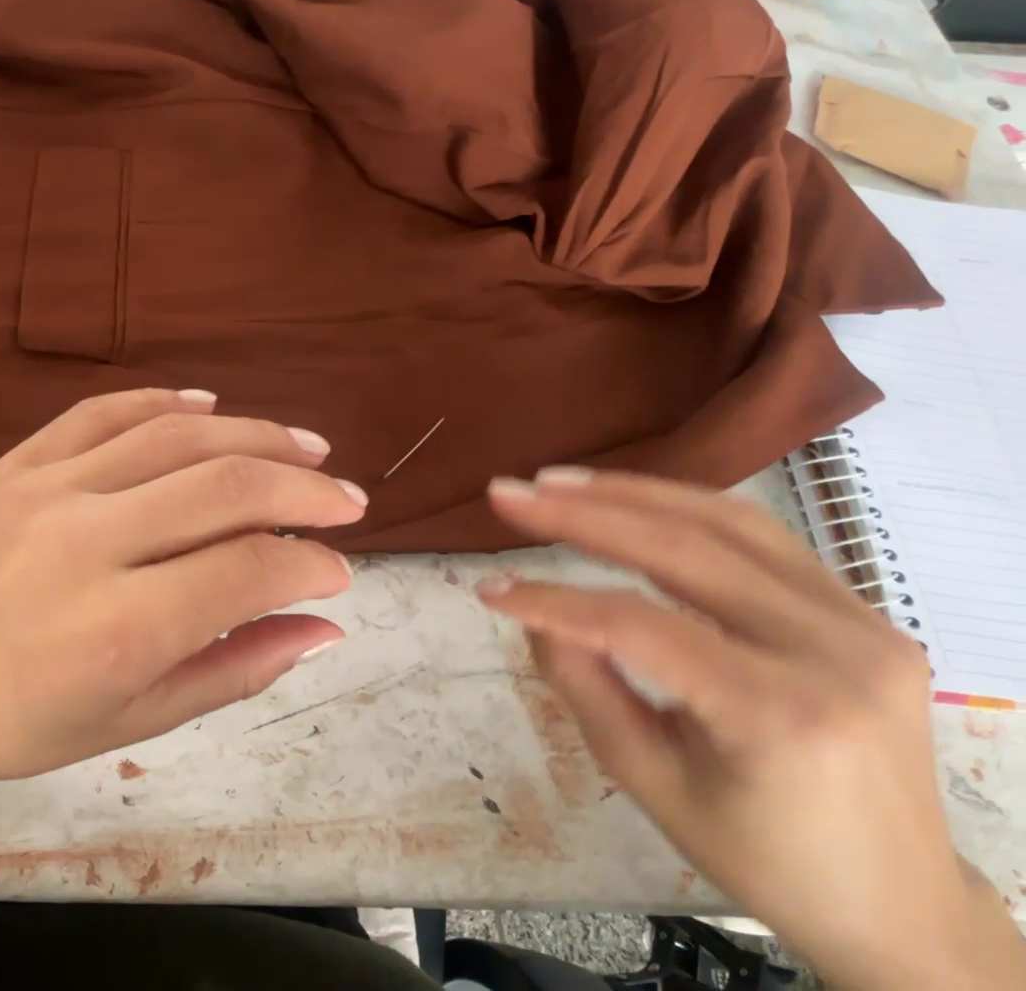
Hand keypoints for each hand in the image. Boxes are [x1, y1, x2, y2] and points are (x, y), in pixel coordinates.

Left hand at [0, 389, 364, 796]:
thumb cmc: (15, 725)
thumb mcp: (132, 721)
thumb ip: (235, 668)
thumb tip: (323, 625)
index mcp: (120, 628)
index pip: (250, 569)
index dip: (311, 565)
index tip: (339, 572)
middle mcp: (86, 543)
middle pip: (225, 486)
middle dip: (303, 490)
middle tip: (346, 500)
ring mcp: (44, 491)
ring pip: (174, 436)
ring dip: (252, 435)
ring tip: (303, 448)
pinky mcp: (12, 466)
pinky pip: (102, 413)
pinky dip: (164, 402)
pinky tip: (210, 406)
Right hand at [478, 468, 1025, 990]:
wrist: (894, 899)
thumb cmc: (758, 854)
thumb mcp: (648, 778)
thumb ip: (584, 684)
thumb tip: (531, 613)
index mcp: (779, 713)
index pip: (639, 625)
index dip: (554, 601)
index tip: (488, 591)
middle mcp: (836, 653)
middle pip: (688, 552)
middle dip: (584, 515)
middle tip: (508, 493)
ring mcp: (866, 626)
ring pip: (732, 526)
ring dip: (634, 495)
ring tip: (557, 483)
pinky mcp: (868, 615)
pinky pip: (765, 543)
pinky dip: (687, 512)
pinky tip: (631, 502)